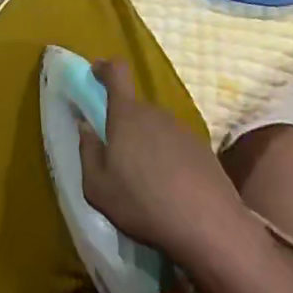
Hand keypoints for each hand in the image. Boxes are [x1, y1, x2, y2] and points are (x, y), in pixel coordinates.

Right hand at [78, 61, 252, 265]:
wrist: (207, 225)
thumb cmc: (142, 203)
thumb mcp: (97, 187)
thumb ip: (87, 151)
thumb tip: (84, 125)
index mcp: (127, 116)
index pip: (117, 73)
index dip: (104, 68)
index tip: (95, 72)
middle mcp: (156, 113)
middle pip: (134, 108)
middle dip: (122, 123)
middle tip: (115, 155)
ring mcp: (182, 129)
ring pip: (155, 126)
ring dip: (145, 142)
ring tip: (142, 177)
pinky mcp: (202, 147)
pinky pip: (174, 143)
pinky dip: (166, 156)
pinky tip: (166, 186)